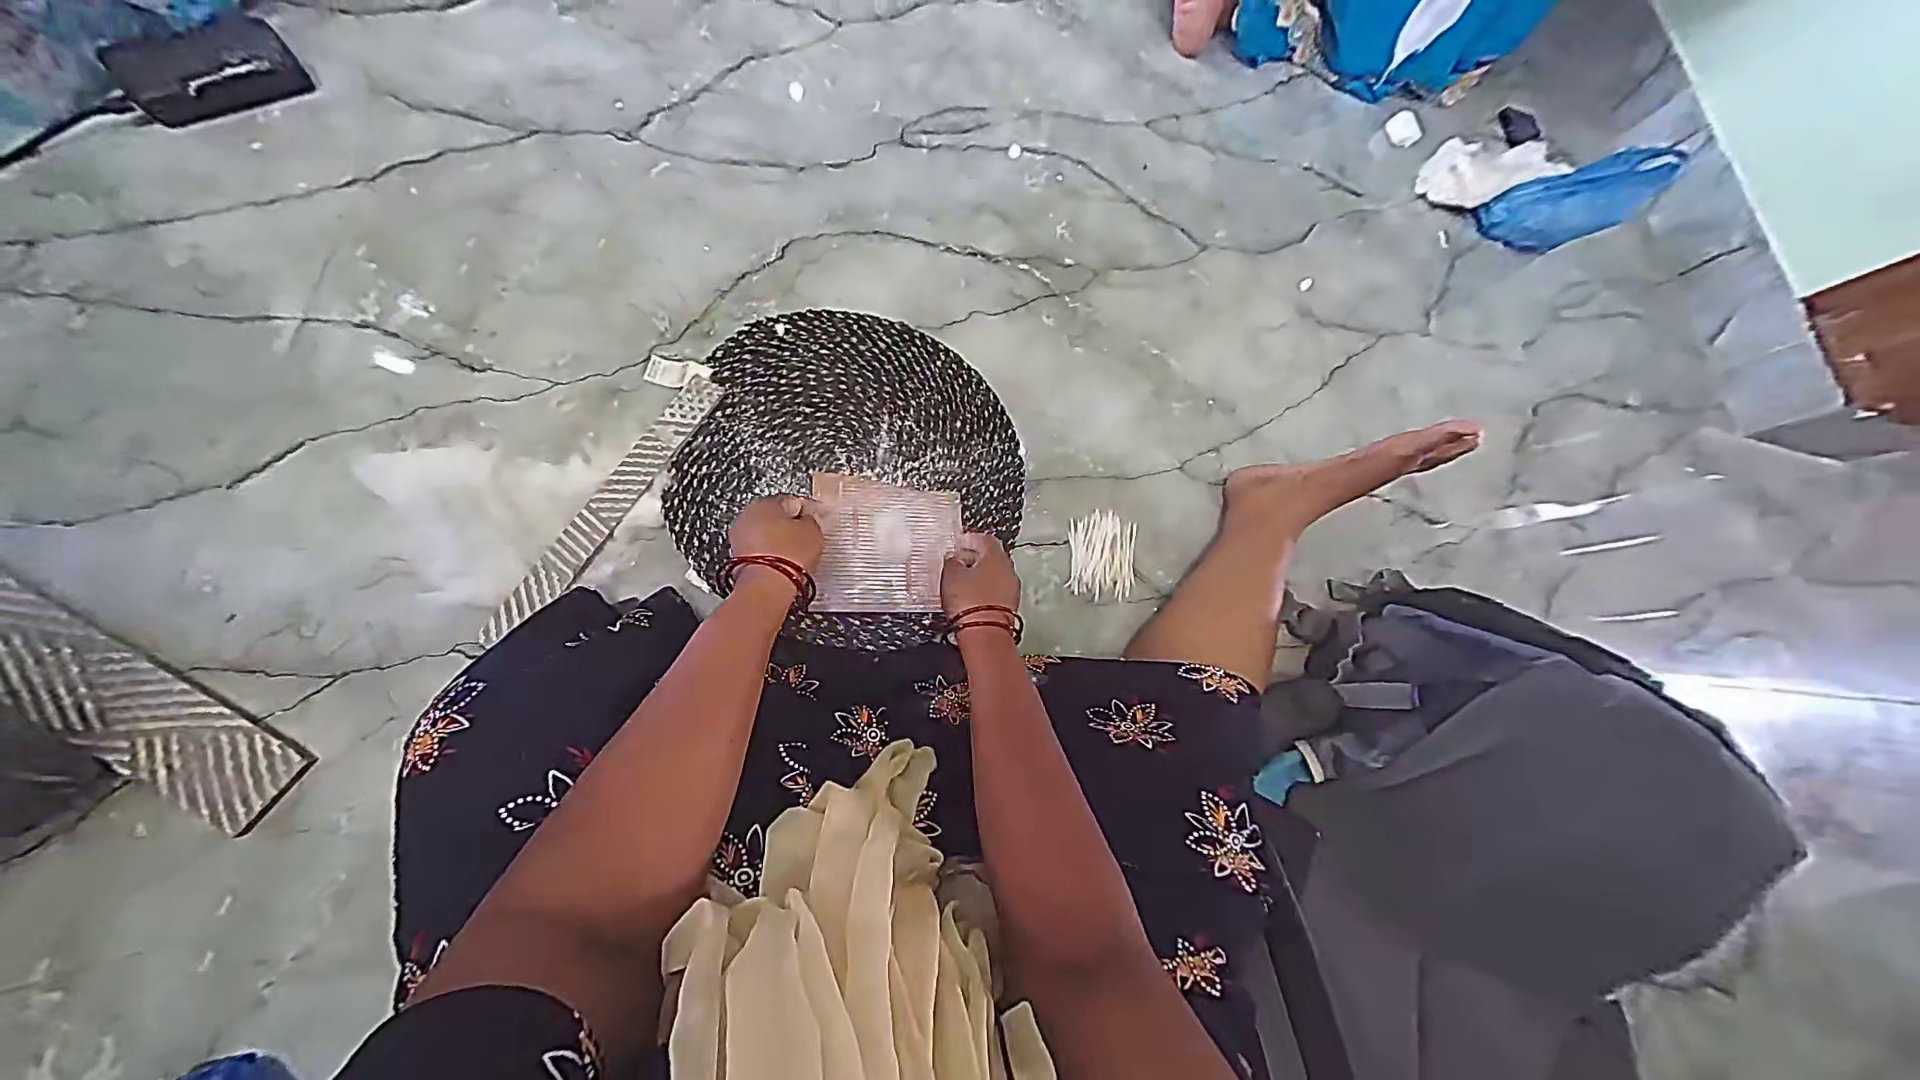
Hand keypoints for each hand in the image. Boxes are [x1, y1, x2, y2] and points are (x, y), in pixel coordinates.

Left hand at [729, 495, 824, 573]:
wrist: (768, 586)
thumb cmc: (787, 556)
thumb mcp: (813, 531)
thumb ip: (811, 520)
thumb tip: (808, 520)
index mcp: (764, 503)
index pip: (790, 501)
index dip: (806, 510)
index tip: (816, 519)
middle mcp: (747, 517)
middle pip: (773, 518)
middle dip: (789, 526)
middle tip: (808, 537)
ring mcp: (740, 540)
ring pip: (765, 536)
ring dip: (779, 542)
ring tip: (797, 554)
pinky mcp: (739, 560)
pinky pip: (761, 553)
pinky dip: (771, 556)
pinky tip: (784, 565)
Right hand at [942, 532, 1020, 617]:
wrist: (984, 633)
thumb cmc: (970, 602)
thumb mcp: (951, 575)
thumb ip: (952, 561)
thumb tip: (954, 558)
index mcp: (996, 556)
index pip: (985, 539)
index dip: (971, 539)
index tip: (960, 543)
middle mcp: (1008, 570)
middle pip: (993, 557)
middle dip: (976, 558)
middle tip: (960, 562)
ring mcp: (1011, 589)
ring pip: (996, 575)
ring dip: (982, 576)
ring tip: (964, 583)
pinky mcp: (1009, 606)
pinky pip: (997, 592)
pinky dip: (986, 592)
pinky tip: (973, 598)